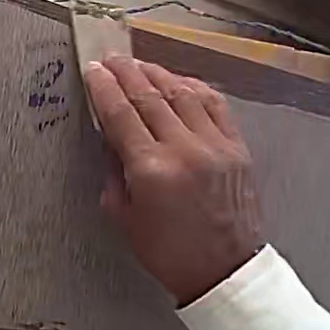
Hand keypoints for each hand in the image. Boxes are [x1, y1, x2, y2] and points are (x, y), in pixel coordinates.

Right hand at [83, 56, 262, 304]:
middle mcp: (185, 150)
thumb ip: (114, 170)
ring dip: (156, 73)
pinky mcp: (237, 147)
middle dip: (125, 72)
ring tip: (138, 63)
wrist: (225, 272)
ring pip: (182, 92)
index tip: (92, 69)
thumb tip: (111, 135)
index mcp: (152, 170)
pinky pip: (214, 104)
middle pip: (149, 95)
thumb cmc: (168, 252)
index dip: (103, 87)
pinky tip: (177, 79)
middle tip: (110, 58)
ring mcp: (215, 146)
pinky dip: (193, 86)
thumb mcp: (123, 215)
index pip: (120, 114)